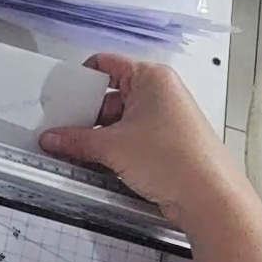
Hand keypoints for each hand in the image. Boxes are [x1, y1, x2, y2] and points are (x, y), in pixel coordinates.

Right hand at [40, 54, 247, 227]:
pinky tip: (96, 161)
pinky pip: (129, 138)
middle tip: (61, 128)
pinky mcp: (164, 143)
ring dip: (98, 135)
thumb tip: (54, 138)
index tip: (62, 95)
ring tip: (75, 149)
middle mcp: (159, 94)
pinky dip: (112, 148)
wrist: (207, 197)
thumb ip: (76, 141)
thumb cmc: (176, 159)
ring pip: (119, 120)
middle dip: (86, 114)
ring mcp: (163, 119)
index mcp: (151, 78)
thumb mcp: (112, 147)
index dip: (82, 78)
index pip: (107, 64)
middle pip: (110, 95)